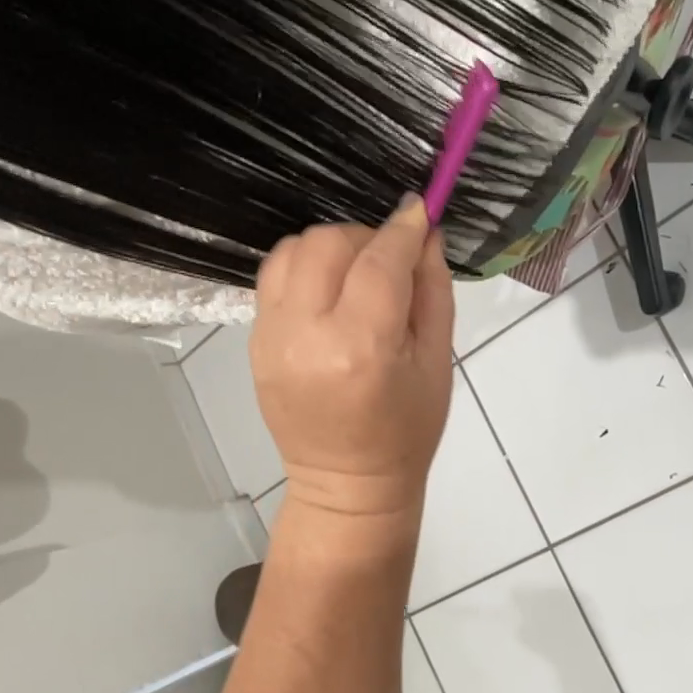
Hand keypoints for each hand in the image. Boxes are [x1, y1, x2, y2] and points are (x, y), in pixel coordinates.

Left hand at [249, 195, 454, 516]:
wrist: (348, 482)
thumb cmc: (408, 430)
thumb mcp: (438, 361)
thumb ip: (432, 290)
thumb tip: (425, 233)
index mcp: (363, 347)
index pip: (381, 261)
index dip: (404, 229)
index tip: (421, 210)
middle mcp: (307, 335)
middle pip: (329, 243)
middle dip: (367, 236)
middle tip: (391, 258)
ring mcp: (272, 338)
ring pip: (293, 250)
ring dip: (331, 247)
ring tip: (356, 273)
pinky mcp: (254, 342)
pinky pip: (273, 277)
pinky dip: (304, 267)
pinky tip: (328, 290)